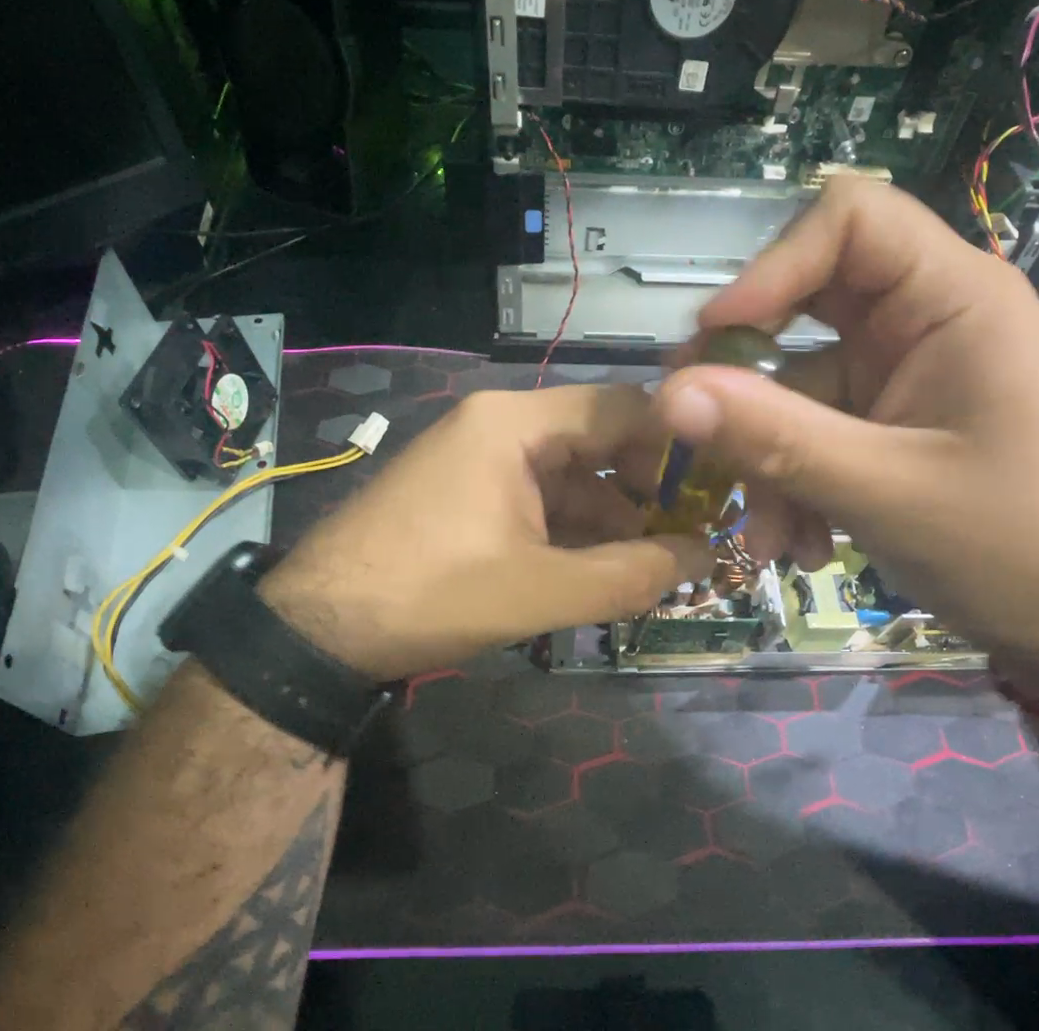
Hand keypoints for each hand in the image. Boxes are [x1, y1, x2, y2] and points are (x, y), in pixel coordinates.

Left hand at [259, 386, 712, 679]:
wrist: (315, 630)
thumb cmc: (432, 595)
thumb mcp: (542, 591)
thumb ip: (632, 575)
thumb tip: (704, 556)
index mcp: (516, 423)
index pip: (624, 408)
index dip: (680, 448)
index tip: (722, 492)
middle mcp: (498, 424)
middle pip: (598, 441)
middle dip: (648, 492)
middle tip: (693, 538)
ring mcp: (476, 458)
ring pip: (569, 476)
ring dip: (612, 519)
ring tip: (655, 566)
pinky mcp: (463, 492)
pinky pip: (536, 498)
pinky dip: (571, 531)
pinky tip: (600, 571)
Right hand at [655, 179, 1038, 702]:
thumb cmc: (1025, 550)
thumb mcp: (887, 492)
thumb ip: (775, 439)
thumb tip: (667, 397)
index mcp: (953, 298)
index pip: (848, 219)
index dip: (770, 266)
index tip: (713, 339)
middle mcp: (927, 322)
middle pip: (806, 308)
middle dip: (748, 380)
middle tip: (698, 437)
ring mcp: (909, 379)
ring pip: (801, 388)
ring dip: (771, 462)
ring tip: (771, 543)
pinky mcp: (898, 430)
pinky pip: (821, 436)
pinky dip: (798, 486)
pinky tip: (802, 549)